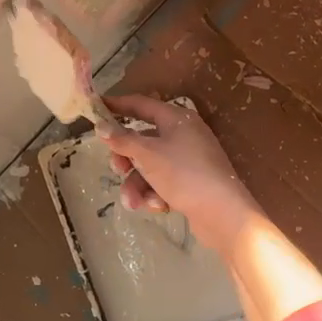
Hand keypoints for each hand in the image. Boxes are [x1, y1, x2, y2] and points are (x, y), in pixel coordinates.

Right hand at [98, 94, 259, 250]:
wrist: (225, 216)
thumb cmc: (185, 174)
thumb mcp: (148, 154)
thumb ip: (122, 140)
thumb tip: (101, 126)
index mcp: (176, 119)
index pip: (141, 104)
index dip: (117, 105)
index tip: (96, 107)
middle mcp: (183, 135)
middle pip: (142, 140)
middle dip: (126, 158)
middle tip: (117, 169)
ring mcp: (189, 161)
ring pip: (150, 167)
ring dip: (138, 184)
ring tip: (134, 203)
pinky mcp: (192, 184)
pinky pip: (164, 183)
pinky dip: (156, 193)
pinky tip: (158, 207)